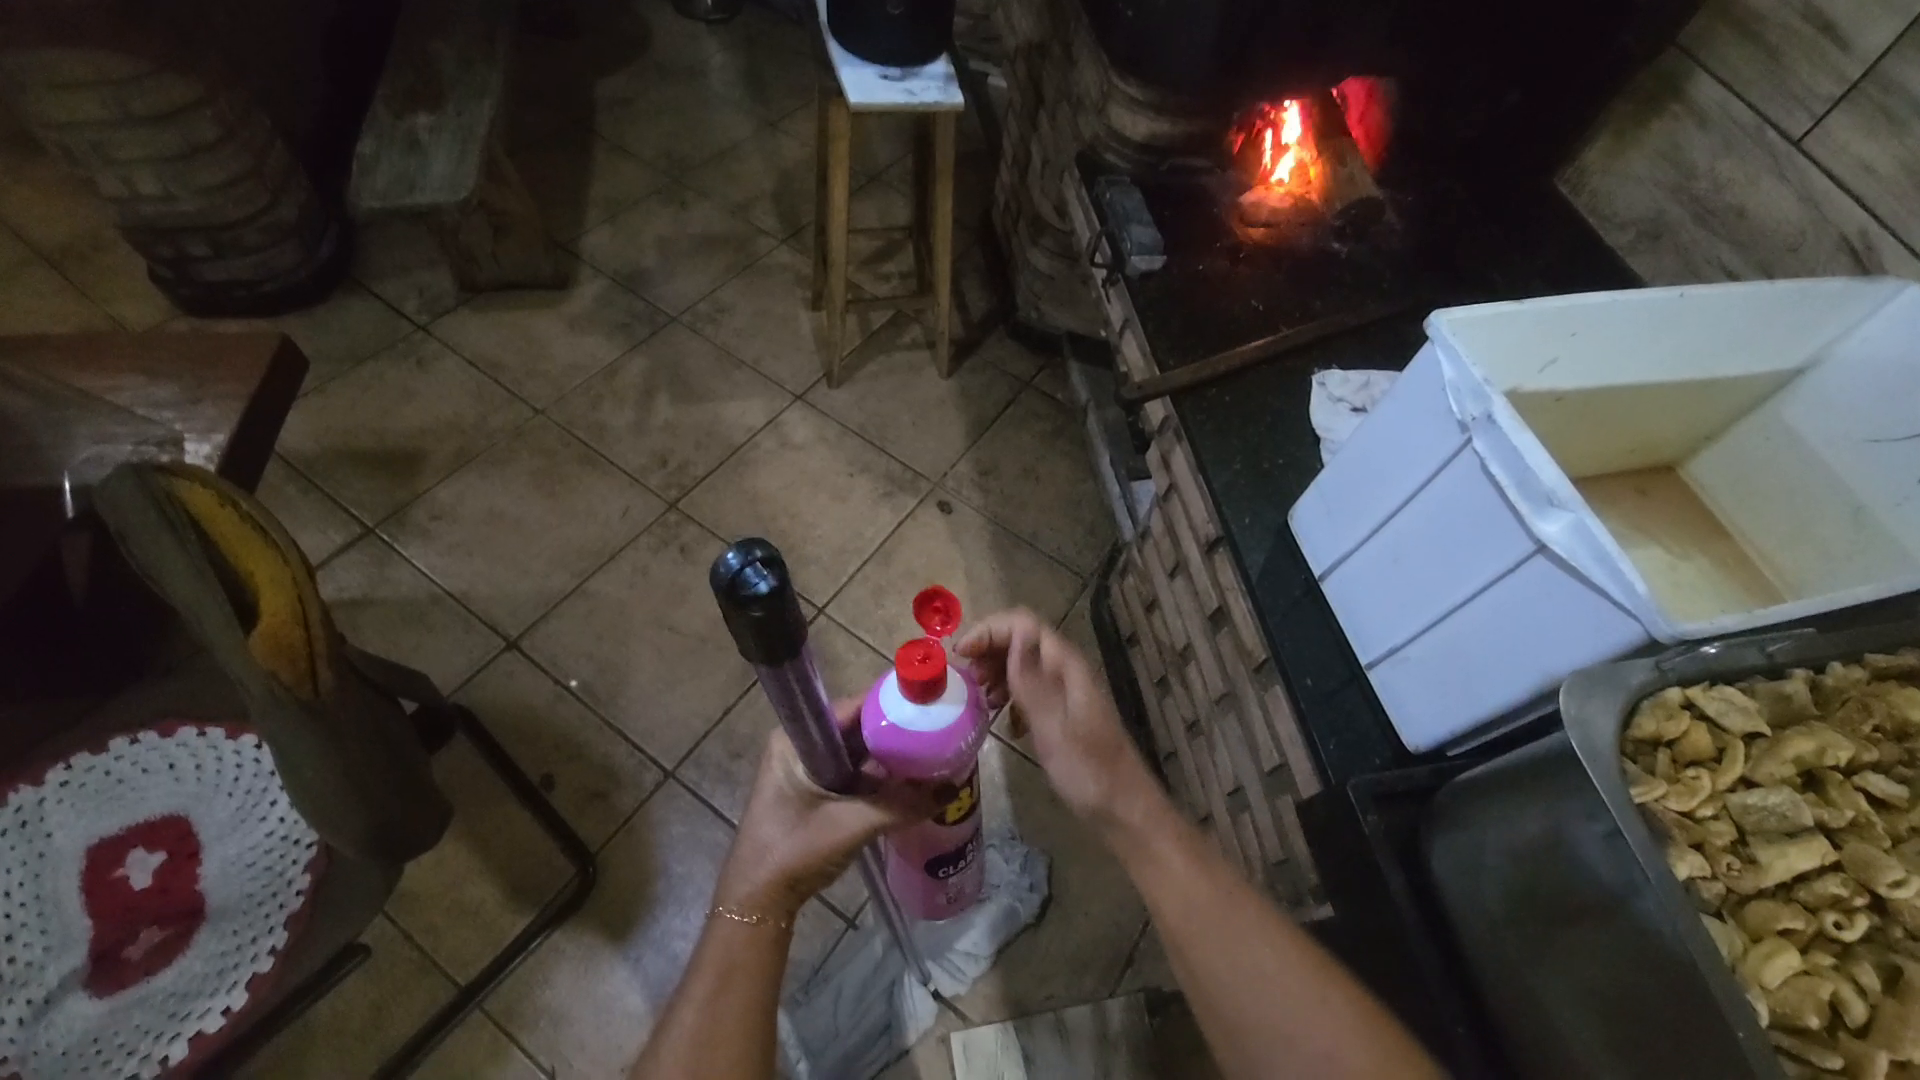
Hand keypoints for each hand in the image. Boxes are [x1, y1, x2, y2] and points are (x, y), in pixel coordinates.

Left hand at [712, 700, 939, 921]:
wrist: (757, 902)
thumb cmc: (793, 852)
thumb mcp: (851, 825)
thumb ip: (900, 805)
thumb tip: (952, 789)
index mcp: (796, 739)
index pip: (851, 708)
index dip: (889, 706)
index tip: (927, 706)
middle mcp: (802, 746)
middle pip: (858, 730)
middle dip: (897, 734)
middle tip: (939, 732)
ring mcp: (809, 771)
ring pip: (859, 755)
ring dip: (892, 760)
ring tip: (935, 756)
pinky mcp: (817, 794)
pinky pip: (855, 776)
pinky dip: (881, 781)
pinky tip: (913, 785)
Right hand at [957, 609, 1154, 829]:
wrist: (1124, 810)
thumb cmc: (1090, 773)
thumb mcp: (1054, 728)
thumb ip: (1032, 681)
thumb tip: (1015, 632)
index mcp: (1066, 667)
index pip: (1024, 624)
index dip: (988, 630)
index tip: (959, 655)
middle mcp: (1066, 671)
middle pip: (1022, 639)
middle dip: (988, 650)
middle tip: (964, 679)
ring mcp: (1065, 692)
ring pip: (1023, 664)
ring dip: (996, 672)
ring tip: (978, 698)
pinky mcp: (1062, 713)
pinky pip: (1029, 690)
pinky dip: (1009, 696)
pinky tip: (1000, 719)